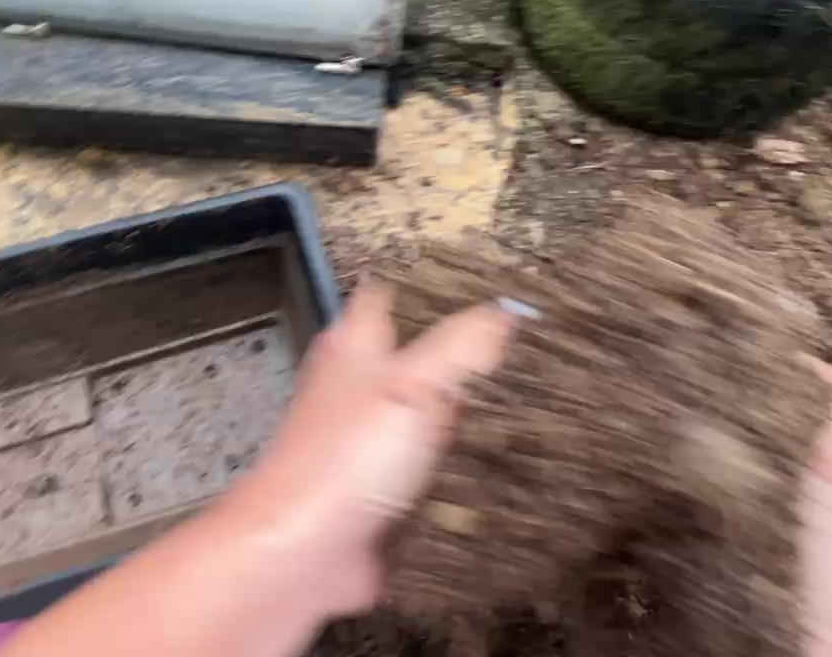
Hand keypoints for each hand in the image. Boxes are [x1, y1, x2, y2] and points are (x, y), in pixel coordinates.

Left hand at [217, 282, 516, 619]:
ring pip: (426, 409)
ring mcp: (370, 434)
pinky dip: (457, 463)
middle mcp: (360, 382)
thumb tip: (504, 310)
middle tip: (517, 347)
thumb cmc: (342, 459)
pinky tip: (497, 465)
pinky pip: (429, 464)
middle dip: (461, 353)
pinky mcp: (383, 484)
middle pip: (415, 352)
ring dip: (464, 412)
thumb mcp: (413, 386)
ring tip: (523, 402)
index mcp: (356, 343)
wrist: (308, 549)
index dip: (430, 286)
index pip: (391, 294)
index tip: (479, 282)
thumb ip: (460, 346)